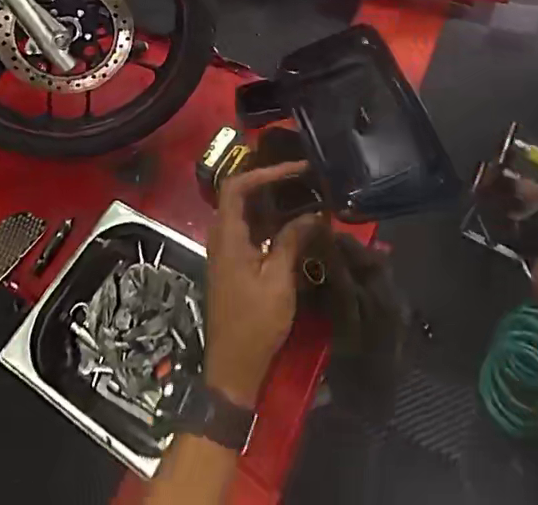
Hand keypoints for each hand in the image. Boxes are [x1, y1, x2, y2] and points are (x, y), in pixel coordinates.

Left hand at [203, 161, 325, 406]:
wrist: (234, 367)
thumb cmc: (255, 323)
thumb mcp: (278, 280)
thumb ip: (292, 241)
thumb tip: (313, 215)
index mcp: (227, 235)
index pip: (237, 186)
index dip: (264, 172)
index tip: (296, 169)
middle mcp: (223, 237)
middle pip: (241, 195)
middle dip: (271, 181)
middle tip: (304, 176)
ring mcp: (228, 250)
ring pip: (248, 213)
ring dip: (274, 201)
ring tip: (306, 194)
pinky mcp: (236, 264)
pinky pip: (253, 230)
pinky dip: (273, 222)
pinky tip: (298, 224)